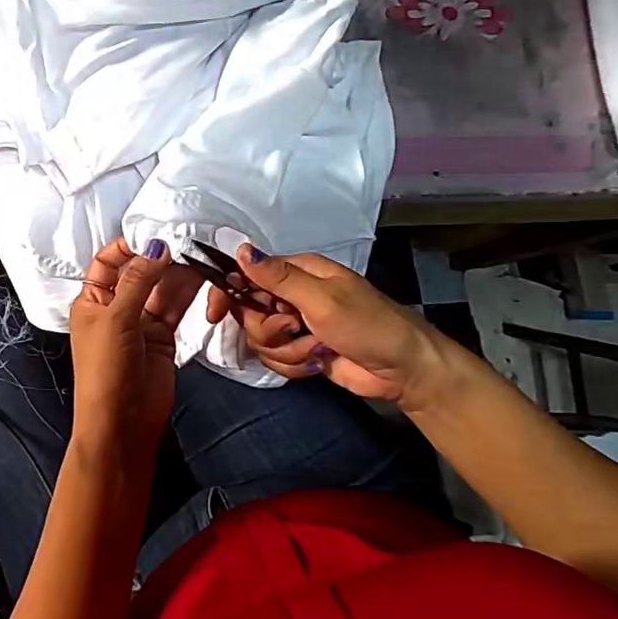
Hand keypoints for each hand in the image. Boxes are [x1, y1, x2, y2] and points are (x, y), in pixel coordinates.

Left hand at [69, 238, 203, 454]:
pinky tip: (203, 277)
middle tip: (187, 241)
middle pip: (139, 272)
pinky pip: (176, 307)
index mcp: (91, 300)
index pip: (108, 262)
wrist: (122, 422)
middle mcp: (116, 307)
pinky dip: (189, 293)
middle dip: (160, 257)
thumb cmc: (105, 370)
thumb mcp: (116, 320)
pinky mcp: (163, 336)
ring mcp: (140, 322)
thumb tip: (156, 247)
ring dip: (178, 273)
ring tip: (200, 254)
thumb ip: (138, 281)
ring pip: (161, 288)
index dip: (129, 246)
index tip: (154, 233)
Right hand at [205, 245, 454, 409]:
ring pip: (261, 340)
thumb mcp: (321, 298)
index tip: (214, 314)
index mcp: (297, 272)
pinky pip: (275, 359)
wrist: (403, 369)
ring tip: (318, 349)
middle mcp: (292, 296)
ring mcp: (296, 325)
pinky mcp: (301, 351)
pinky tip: (319, 363)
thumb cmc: (368, 324)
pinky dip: (295, 365)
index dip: (226, 293)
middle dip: (269, 329)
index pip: (245, 275)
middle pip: (248, 313)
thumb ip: (277, 277)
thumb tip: (241, 249)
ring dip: (288, 350)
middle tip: (296, 328)